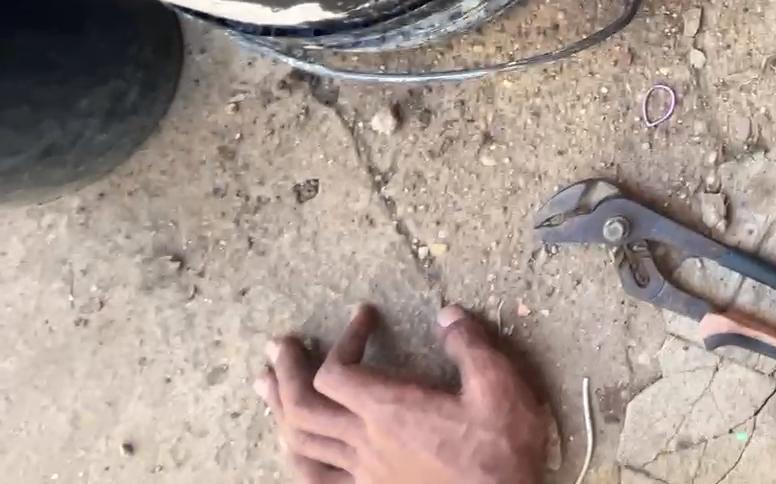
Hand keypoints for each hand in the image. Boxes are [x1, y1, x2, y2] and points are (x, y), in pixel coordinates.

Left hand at [256, 304, 547, 483]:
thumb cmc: (501, 443)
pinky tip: (294, 446)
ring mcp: (362, 472)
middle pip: (303, 408)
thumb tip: (447, 315)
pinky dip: (296, 455)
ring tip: (269, 387)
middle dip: (288, 372)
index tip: (365, 314)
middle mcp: (366, 442)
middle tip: (279, 346)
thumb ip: (470, 346)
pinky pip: (315, 477)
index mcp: (392, 411)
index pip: (339, 373)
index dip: (344, 339)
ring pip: (299, 444)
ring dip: (279, 410)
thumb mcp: (500, 383)